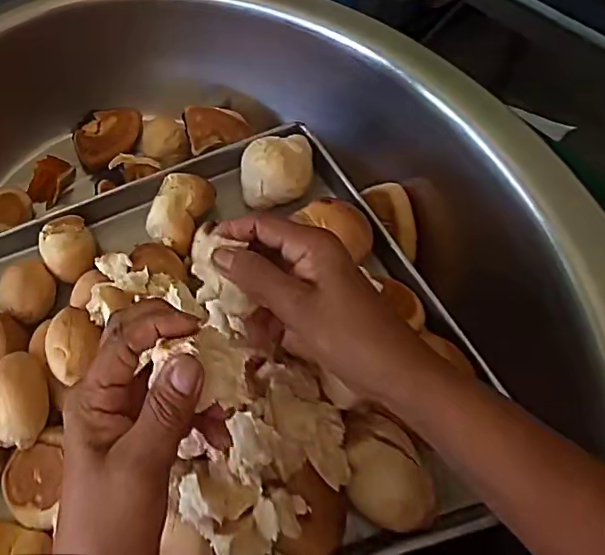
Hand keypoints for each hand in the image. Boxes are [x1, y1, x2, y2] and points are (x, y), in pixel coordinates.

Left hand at [55, 299, 202, 554]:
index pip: (123, 337)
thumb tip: (192, 358)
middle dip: (172, 337)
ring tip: (221, 404)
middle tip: (206, 339)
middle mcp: (106, 396)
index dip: (159, 321)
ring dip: (191, 382)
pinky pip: (171, 408)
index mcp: (93, 394)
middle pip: (136, 343)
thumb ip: (165, 411)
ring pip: (158, 375)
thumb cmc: (109, 524)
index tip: (197, 325)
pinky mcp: (141, 438)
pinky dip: (195, 414)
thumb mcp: (139, 466)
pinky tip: (216, 436)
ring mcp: (123, 416)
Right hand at [214, 213, 446, 405]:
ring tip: (234, 319)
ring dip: (253, 296)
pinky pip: (286, 297)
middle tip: (211, 286)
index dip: (230, 231)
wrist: (403, 380)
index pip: (260, 224)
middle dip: (239, 267)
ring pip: (273, 276)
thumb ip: (255, 276)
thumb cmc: (351, 339)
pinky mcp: (323, 301)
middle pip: (266, 248)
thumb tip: (219, 252)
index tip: (202, 247)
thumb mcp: (296, 308)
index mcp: (312, 244)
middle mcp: (315, 253)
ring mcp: (320, 278)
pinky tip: (258, 336)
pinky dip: (270, 312)